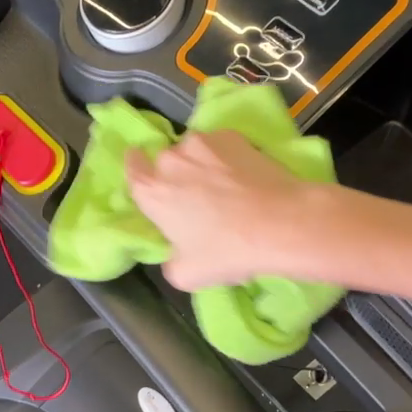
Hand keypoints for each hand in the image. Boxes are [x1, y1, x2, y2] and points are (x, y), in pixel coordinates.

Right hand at [127, 131, 320, 288]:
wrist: (280, 223)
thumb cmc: (227, 251)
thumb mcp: (186, 275)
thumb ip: (170, 260)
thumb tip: (177, 252)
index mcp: (152, 190)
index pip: (132, 167)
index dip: (140, 172)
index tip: (154, 183)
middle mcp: (171, 159)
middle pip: (165, 161)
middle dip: (176, 175)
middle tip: (196, 199)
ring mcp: (203, 143)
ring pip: (194, 151)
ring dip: (201, 164)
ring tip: (225, 188)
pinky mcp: (233, 136)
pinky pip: (220, 146)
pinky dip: (227, 158)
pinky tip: (244, 178)